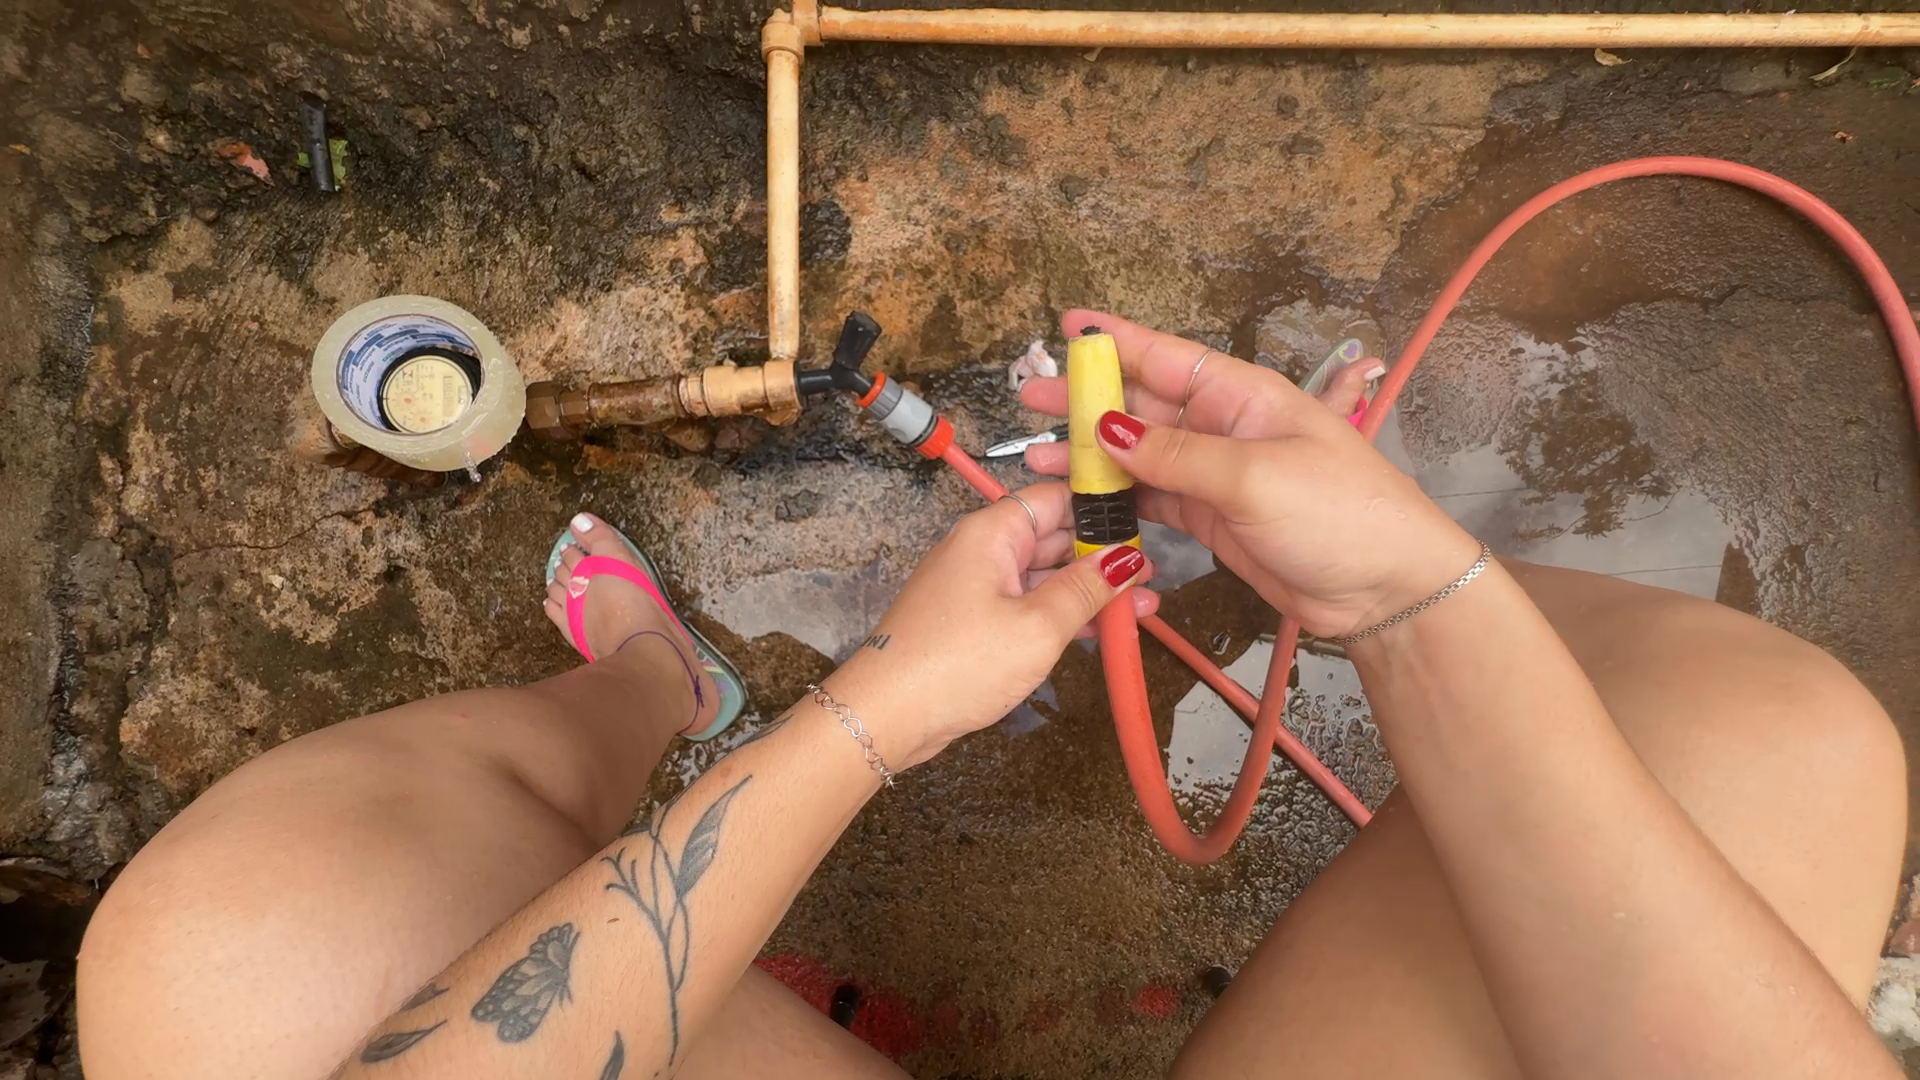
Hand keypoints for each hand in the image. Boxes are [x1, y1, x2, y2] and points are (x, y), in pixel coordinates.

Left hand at [825, 482, 1155, 768]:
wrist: (889, 715)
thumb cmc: (959, 662)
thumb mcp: (1037, 626)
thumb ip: (1085, 589)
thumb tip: (1126, 558)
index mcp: (991, 533)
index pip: (1053, 498)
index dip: (1099, 508)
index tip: (1143, 524)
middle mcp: (982, 550)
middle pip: (1052, 537)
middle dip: (1102, 555)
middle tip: (1153, 575)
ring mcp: (977, 587)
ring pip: (1043, 576)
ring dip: (1088, 591)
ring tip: (1144, 607)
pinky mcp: (975, 620)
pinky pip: (1027, 605)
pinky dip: (1062, 615)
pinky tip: (1103, 629)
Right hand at [1020, 310, 1479, 638]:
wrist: (1381, 589)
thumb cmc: (1339, 514)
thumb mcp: (1255, 477)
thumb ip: (1177, 455)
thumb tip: (1108, 430)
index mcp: (1240, 396)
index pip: (1166, 357)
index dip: (1116, 340)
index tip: (1068, 327)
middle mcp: (1219, 427)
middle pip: (1140, 406)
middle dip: (1085, 401)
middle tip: (1032, 397)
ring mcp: (1209, 473)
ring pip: (1136, 455)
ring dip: (1089, 455)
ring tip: (1038, 457)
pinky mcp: (1204, 515)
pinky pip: (1147, 497)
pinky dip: (1113, 497)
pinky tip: (1079, 496)